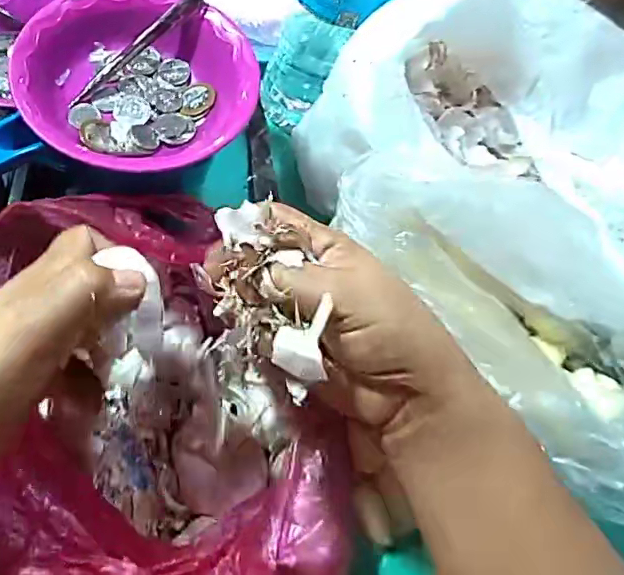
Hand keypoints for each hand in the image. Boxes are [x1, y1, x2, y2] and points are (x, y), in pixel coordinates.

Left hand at [0, 225, 145, 473]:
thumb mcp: (40, 325)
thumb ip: (85, 292)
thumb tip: (138, 277)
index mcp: (45, 279)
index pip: (86, 243)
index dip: (116, 257)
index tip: (145, 296)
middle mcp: (43, 300)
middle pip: (92, 285)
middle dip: (121, 308)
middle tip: (142, 341)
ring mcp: (38, 338)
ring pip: (87, 328)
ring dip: (110, 348)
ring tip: (126, 375)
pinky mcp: (35, 374)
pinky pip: (75, 370)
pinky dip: (89, 384)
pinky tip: (95, 405)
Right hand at [206, 204, 504, 543]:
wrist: (409, 401)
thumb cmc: (388, 330)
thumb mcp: (343, 291)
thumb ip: (287, 278)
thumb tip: (240, 270)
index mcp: (323, 248)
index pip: (276, 222)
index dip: (247, 224)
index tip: (223, 236)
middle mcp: (304, 272)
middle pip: (255, 256)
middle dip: (234, 262)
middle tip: (214, 275)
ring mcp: (293, 308)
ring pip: (250, 291)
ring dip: (236, 296)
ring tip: (227, 303)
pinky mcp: (285, 342)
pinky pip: (255, 326)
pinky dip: (246, 326)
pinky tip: (240, 326)